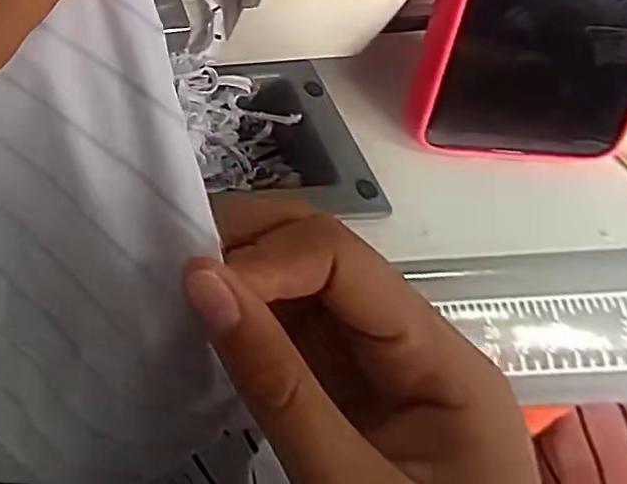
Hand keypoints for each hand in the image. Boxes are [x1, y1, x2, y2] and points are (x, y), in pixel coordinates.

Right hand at [184, 197, 535, 483]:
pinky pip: (284, 318)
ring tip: (186, 282)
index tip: (202, 284)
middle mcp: (407, 338)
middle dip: (250, 241)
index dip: (268, 258)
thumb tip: (202, 281)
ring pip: (297, 273)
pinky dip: (241, 306)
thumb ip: (277, 385)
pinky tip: (208, 314)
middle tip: (185, 260)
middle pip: (323, 247)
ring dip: (238, 267)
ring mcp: (370, 357)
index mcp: (441, 359)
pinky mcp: (337, 379)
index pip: (343, 259)